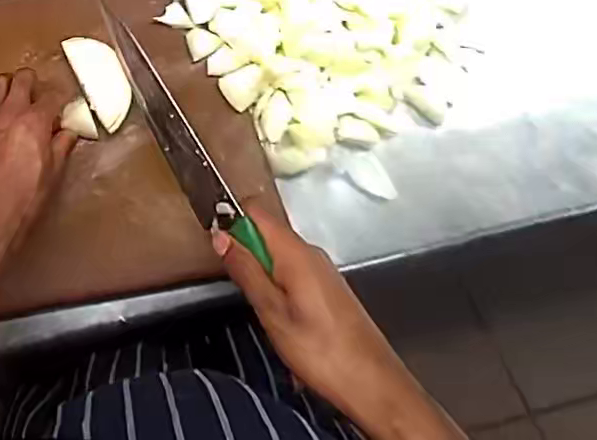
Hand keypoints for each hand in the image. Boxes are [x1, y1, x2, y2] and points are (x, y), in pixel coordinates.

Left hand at [0, 68, 76, 247]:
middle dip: (35, 81)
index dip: (62, 97)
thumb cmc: (27, 195)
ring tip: (15, 92)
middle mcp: (14, 111)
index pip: (54, 95)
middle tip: (40, 95)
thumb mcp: (54, 171)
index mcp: (37, 120)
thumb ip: (62, 145)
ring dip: (9, 83)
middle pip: (24, 78)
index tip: (66, 103)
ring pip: (0, 83)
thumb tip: (68, 132)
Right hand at [215, 202, 464, 439]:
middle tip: (243, 292)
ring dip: (264, 276)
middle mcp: (310, 251)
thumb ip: (245, 270)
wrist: (376, 387)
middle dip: (248, 254)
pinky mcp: (329, 288)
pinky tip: (286, 323)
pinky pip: (294, 273)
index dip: (231, 218)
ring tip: (265, 314)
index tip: (219, 244)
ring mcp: (322, 269)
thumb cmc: (322, 352)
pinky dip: (281, 289)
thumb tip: (220, 235)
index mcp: (294, 251)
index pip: (255, 209)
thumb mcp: (272, 313)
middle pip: (266, 233)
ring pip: (279, 256)